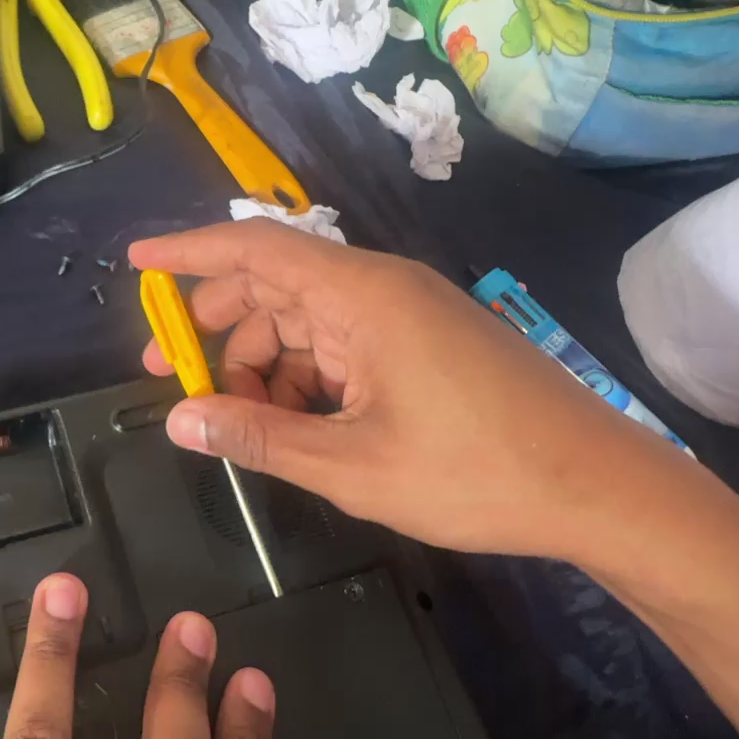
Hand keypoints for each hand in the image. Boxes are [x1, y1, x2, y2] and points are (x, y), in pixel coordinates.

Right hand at [128, 219, 703, 562]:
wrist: (601, 490)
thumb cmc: (475, 473)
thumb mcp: (349, 465)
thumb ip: (257, 436)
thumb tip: (178, 417)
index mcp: (361, 296)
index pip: (255, 248)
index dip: (189, 251)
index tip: (138, 264)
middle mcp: (379, 289)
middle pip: (273, 286)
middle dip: (217, 329)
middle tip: (173, 378)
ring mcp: (403, 315)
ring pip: (303, 323)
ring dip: (261, 366)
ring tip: (240, 423)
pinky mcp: (420, 343)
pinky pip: (339, 346)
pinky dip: (303, 380)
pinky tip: (295, 427)